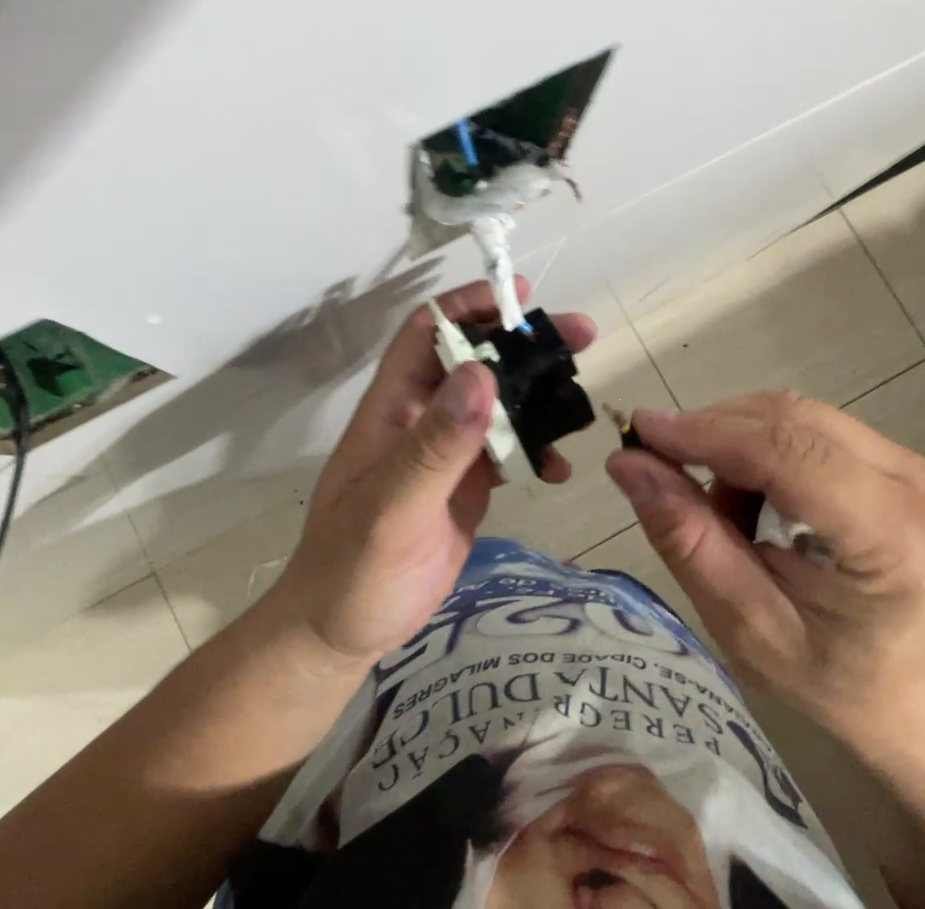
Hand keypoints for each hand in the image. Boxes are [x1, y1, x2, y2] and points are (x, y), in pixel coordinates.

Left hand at [265, 276, 596, 668]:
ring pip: (496, 406)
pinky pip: (506, 453)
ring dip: (538, 396)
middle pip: (474, 363)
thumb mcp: (393, 506)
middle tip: (582, 336)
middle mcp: (420, 421)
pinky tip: (559, 470)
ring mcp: (444, 455)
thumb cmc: (354, 567)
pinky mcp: (465, 489)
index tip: (519, 296)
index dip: (468, 306)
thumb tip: (482, 375)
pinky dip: (535, 452)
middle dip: (523, 345)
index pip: (427, 334)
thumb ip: (435, 446)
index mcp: (392, 410)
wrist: (341, 629)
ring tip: (583, 397)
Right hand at [604, 392, 924, 739]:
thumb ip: (687, 538)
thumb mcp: (739, 620)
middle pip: (792, 422)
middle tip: (655, 464)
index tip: (638, 430)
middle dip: (712, 433)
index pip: (790, 455)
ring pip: (796, 416)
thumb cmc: (816, 671)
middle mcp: (919, 489)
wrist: (890, 687)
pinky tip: (751, 497)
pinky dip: (760, 448)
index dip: (708, 434)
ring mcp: (918, 468)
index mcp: (894, 541)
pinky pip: (810, 427)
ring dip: (734, 443)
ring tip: (717, 506)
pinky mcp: (903, 460)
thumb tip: (627, 462)